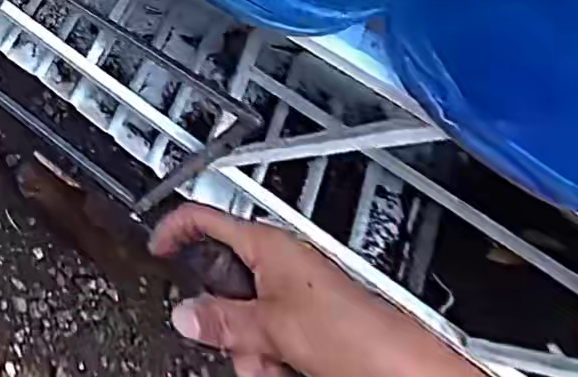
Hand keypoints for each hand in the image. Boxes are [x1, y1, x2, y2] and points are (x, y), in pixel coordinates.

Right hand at [150, 203, 480, 376]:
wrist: (421, 376)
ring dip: (251, 346)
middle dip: (225, 319)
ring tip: (269, 368)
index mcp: (265, 242)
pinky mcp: (314, 321)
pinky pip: (272, 331)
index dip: (171, 230)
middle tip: (233, 344)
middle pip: (224, 278)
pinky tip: (284, 370)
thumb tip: (183, 314)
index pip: (199, 216)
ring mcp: (297, 291)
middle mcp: (279, 260)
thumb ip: (222, 320)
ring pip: (248, 312)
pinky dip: (271, 354)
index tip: (157, 249)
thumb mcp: (274, 327)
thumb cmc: (360, 338)